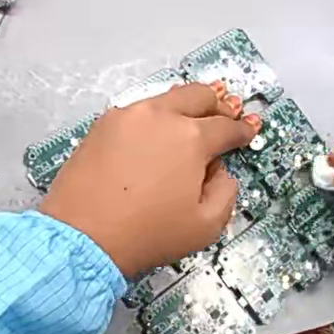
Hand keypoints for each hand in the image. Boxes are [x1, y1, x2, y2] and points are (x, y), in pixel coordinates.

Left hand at [40, 82, 259, 275]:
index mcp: (191, 138)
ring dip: (185, 106)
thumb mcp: (205, 226)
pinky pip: (137, 113)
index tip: (250, 129)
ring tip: (191, 121)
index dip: (243, 129)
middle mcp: (160, 116)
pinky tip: (154, 135)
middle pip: (198, 96)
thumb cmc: (147, 235)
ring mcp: (127, 116)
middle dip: (218, 105)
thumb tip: (219, 171)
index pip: (226, 126)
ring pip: (165, 99)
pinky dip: (154, 119)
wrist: (83, 238)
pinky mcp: (101, 127)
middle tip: (226, 115)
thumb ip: (225, 192)